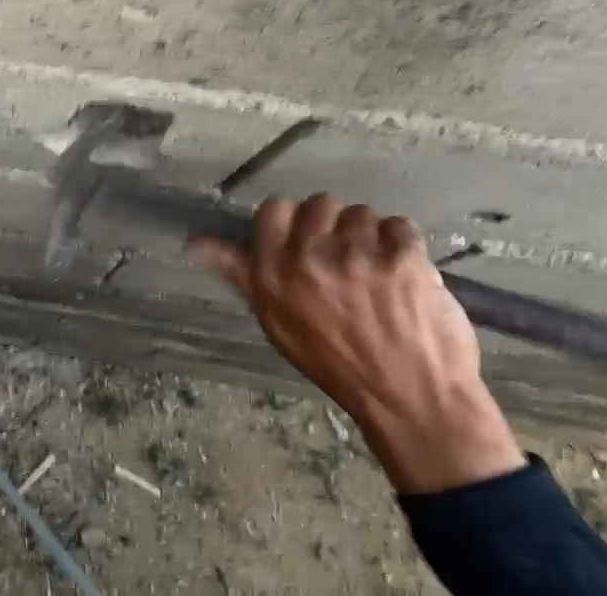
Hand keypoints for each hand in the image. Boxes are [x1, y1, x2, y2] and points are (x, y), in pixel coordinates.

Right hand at [191, 193, 524, 493]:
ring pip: (362, 213)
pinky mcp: (402, 257)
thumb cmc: (339, 365)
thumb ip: (242, 274)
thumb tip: (194, 244)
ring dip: (371, 237)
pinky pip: (400, 226)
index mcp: (272, 273)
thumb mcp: (276, 322)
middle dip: (334, 227)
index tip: (305, 243)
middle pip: (320, 204)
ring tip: (379, 273)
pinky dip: (405, 246)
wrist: (412, 402)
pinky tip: (405, 275)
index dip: (293, 222)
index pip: (273, 210)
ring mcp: (356, 255)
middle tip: (346, 261)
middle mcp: (307, 257)